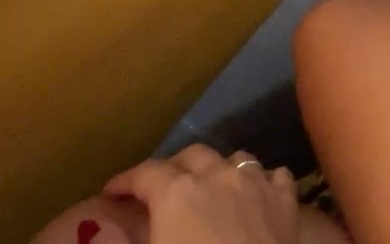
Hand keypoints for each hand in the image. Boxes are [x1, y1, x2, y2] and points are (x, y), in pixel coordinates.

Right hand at [106, 144, 302, 243]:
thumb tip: (103, 234)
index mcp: (177, 194)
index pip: (146, 173)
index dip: (125, 180)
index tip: (111, 191)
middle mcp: (219, 175)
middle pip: (193, 155)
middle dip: (172, 167)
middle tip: (159, 188)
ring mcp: (258, 180)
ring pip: (235, 158)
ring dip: (218, 170)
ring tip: (207, 189)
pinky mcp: (286, 195)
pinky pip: (271, 175)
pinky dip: (258, 182)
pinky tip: (253, 197)